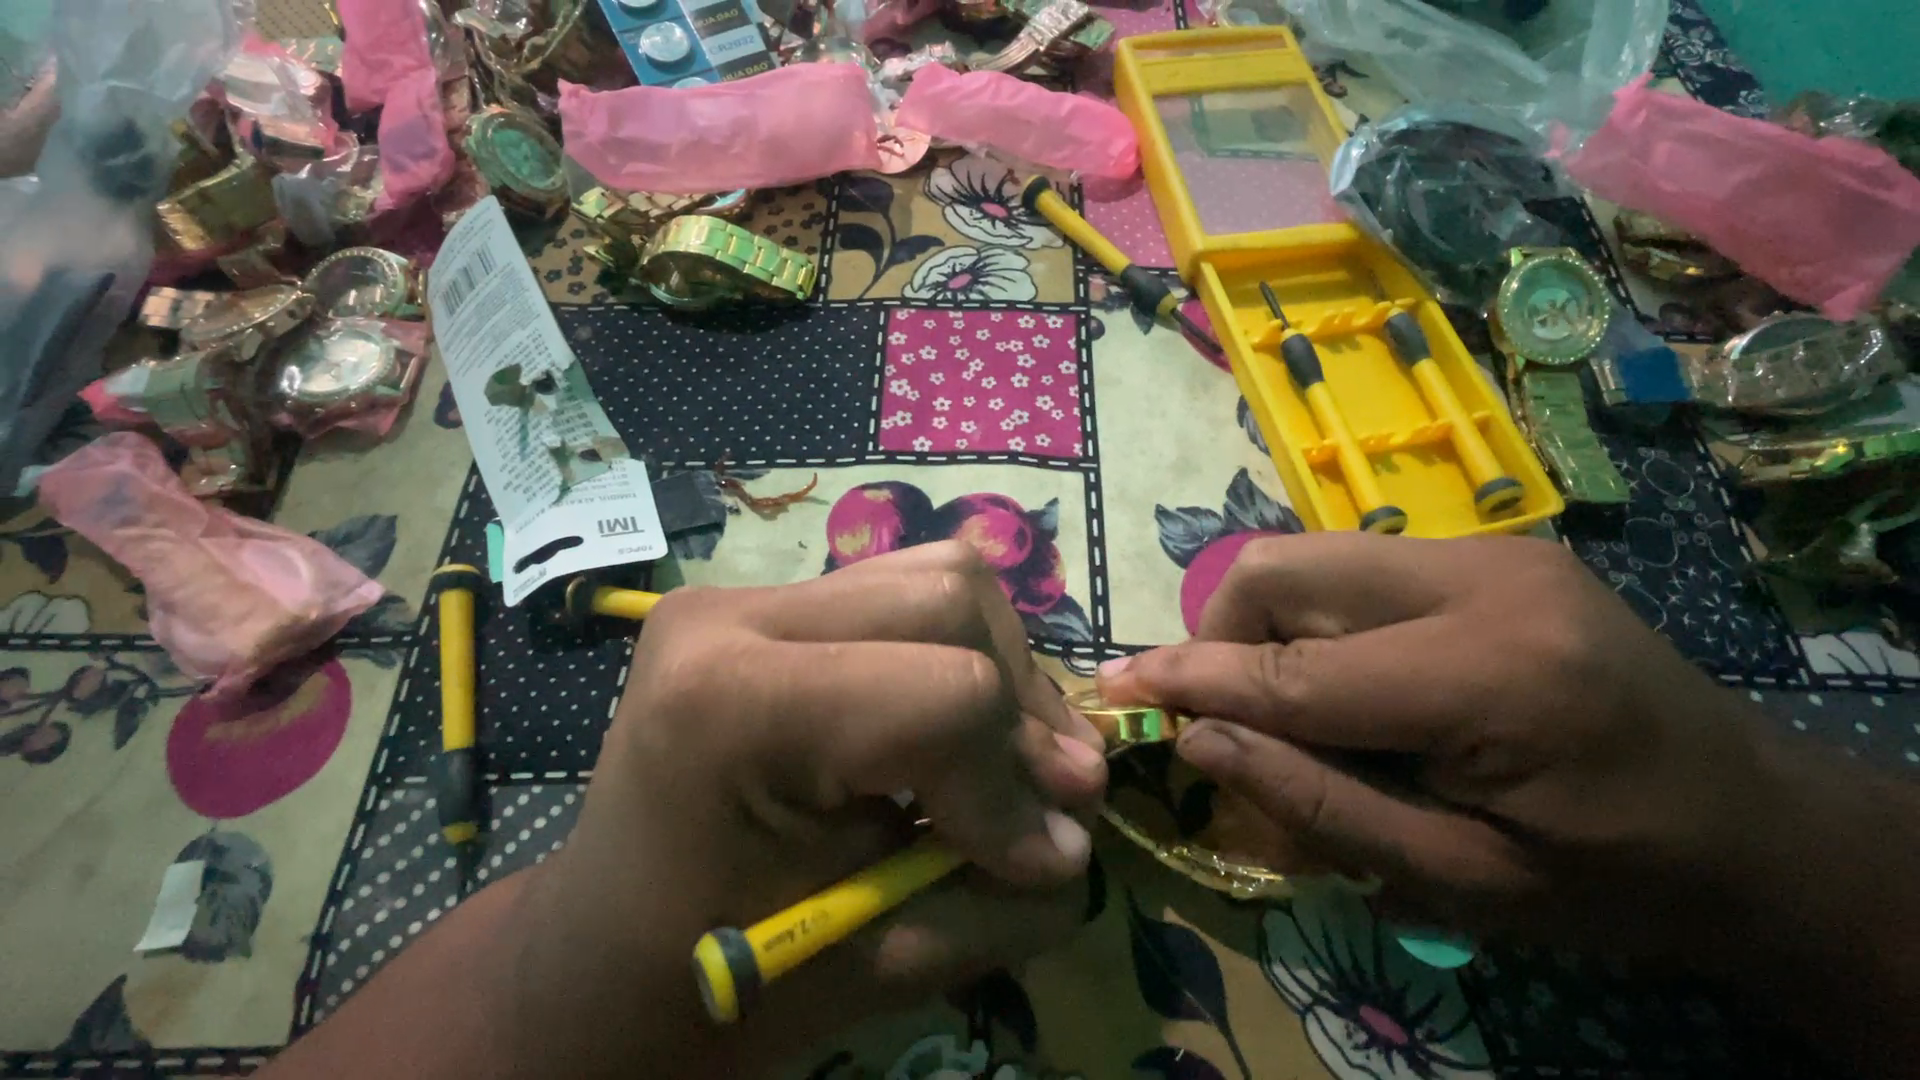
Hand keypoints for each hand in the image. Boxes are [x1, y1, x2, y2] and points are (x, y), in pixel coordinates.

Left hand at [513, 542, 1106, 1073]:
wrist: (601, 951)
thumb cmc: (714, 977)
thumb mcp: (875, 966)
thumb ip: (1004, 902)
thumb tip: (1075, 833)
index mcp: (733, 703)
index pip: (948, 691)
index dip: (1014, 780)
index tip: (1038, 858)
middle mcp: (733, 614)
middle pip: (951, 600)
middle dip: (1019, 707)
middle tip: (1048, 795)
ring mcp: (743, 596)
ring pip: (937, 579)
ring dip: (997, 670)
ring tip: (1004, 756)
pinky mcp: (762, 602)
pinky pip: (901, 594)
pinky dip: (955, 654)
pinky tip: (947, 725)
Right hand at [1097, 532, 1772, 957]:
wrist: (1762, 824)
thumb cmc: (1613, 881)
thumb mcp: (1459, 880)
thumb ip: (1316, 805)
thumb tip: (1197, 740)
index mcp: (1490, 677)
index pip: (1291, 671)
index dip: (1190, 679)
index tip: (1115, 689)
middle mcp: (1483, 581)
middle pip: (1281, 571)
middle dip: (1220, 636)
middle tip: (1222, 712)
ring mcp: (1489, 550)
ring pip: (1307, 558)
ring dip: (1264, 627)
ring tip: (1285, 704)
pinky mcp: (1487, 549)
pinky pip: (1351, 569)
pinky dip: (1313, 620)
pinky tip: (1345, 680)